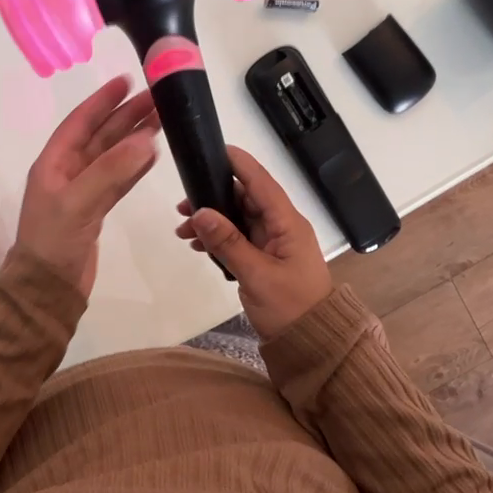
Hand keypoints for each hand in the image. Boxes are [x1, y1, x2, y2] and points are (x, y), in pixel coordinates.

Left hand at [14, 75, 160, 296]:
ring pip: (112, 158)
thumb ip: (111, 170)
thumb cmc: (54, 242)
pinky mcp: (96, 211)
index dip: (102, 101)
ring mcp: (82, 192)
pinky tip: (152, 154)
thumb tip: (145, 140)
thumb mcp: (78, 202)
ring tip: (161, 120)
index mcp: (53, 164)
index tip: (127, 80)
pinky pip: (118, 181)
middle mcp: (66, 173)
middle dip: (126, 117)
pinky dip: (134, 168)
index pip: (79, 122)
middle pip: (100, 137)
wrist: (48, 288)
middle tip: (158, 99)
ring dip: (134, 139)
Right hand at [175, 145, 332, 337]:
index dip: (240, 164)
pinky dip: (217, 239)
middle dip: (213, 197)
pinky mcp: (263, 259)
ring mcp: (272, 243)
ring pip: (237, 219)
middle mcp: (281, 227)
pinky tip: (197, 245)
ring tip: (182, 231)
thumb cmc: (290, 306)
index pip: (262, 183)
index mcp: (287, 224)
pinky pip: (237, 239)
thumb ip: (228, 242)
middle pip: (245, 199)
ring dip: (211, 221)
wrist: (311, 342)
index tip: (214, 149)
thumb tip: (200, 212)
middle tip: (181, 206)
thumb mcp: (256, 275)